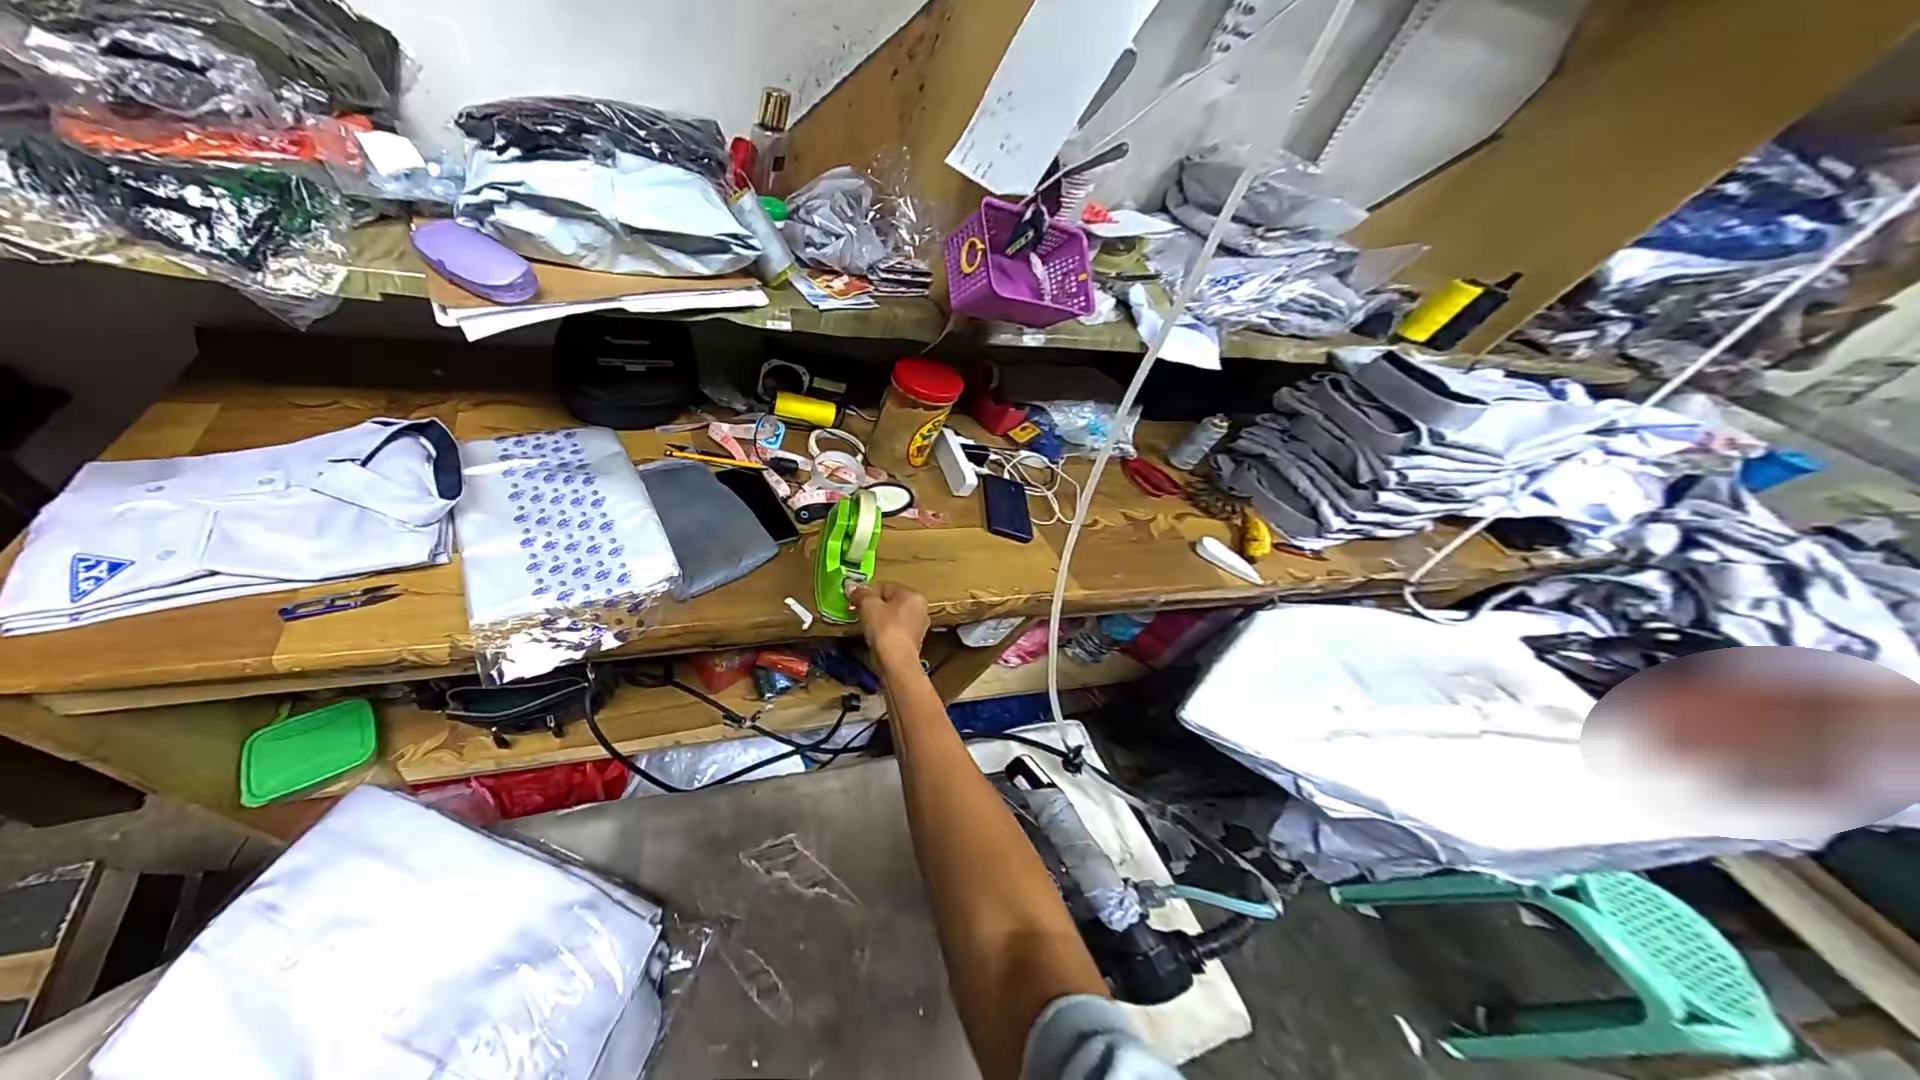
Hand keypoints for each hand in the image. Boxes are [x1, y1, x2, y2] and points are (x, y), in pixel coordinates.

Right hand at [848, 581, 928, 666]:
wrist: (896, 662)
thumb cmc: (885, 628)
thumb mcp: (869, 606)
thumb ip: (861, 594)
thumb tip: (851, 585)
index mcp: (913, 595)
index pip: (886, 586)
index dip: (867, 591)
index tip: (854, 599)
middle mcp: (920, 609)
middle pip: (891, 601)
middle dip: (873, 604)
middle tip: (857, 610)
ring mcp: (918, 626)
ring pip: (893, 616)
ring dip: (878, 617)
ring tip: (863, 623)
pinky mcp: (913, 642)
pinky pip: (895, 629)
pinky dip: (884, 630)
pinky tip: (873, 635)